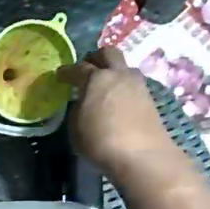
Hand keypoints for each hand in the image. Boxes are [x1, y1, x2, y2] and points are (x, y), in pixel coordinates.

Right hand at [61, 47, 175, 175]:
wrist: (140, 155)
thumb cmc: (99, 140)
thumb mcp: (75, 126)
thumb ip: (77, 108)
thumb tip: (83, 102)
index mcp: (96, 78)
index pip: (78, 68)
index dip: (66, 71)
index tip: (60, 75)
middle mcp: (118, 74)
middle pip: (108, 53)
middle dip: (95, 57)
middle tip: (86, 68)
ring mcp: (137, 84)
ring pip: (124, 67)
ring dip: (113, 71)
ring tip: (104, 85)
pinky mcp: (149, 98)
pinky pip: (132, 83)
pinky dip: (122, 87)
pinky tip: (117, 100)